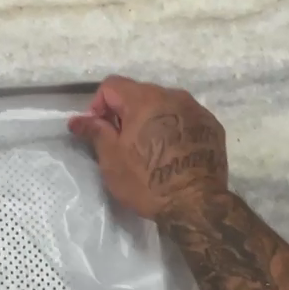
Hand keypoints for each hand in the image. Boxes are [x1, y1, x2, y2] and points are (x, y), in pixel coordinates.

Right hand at [67, 75, 228, 222]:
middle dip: (125, 113)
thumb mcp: (112, 159)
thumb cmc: (146, 182)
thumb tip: (76, 119)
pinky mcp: (212, 126)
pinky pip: (184, 118)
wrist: (195, 204)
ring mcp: (196, 109)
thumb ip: (95, 132)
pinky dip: (173, 129)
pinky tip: (171, 153)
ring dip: (151, 121)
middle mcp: (172, 95)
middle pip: (139, 93)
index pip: (111, 85)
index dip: (98, 106)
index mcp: (144, 99)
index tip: (98, 132)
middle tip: (122, 144)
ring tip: (149, 150)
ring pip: (164, 106)